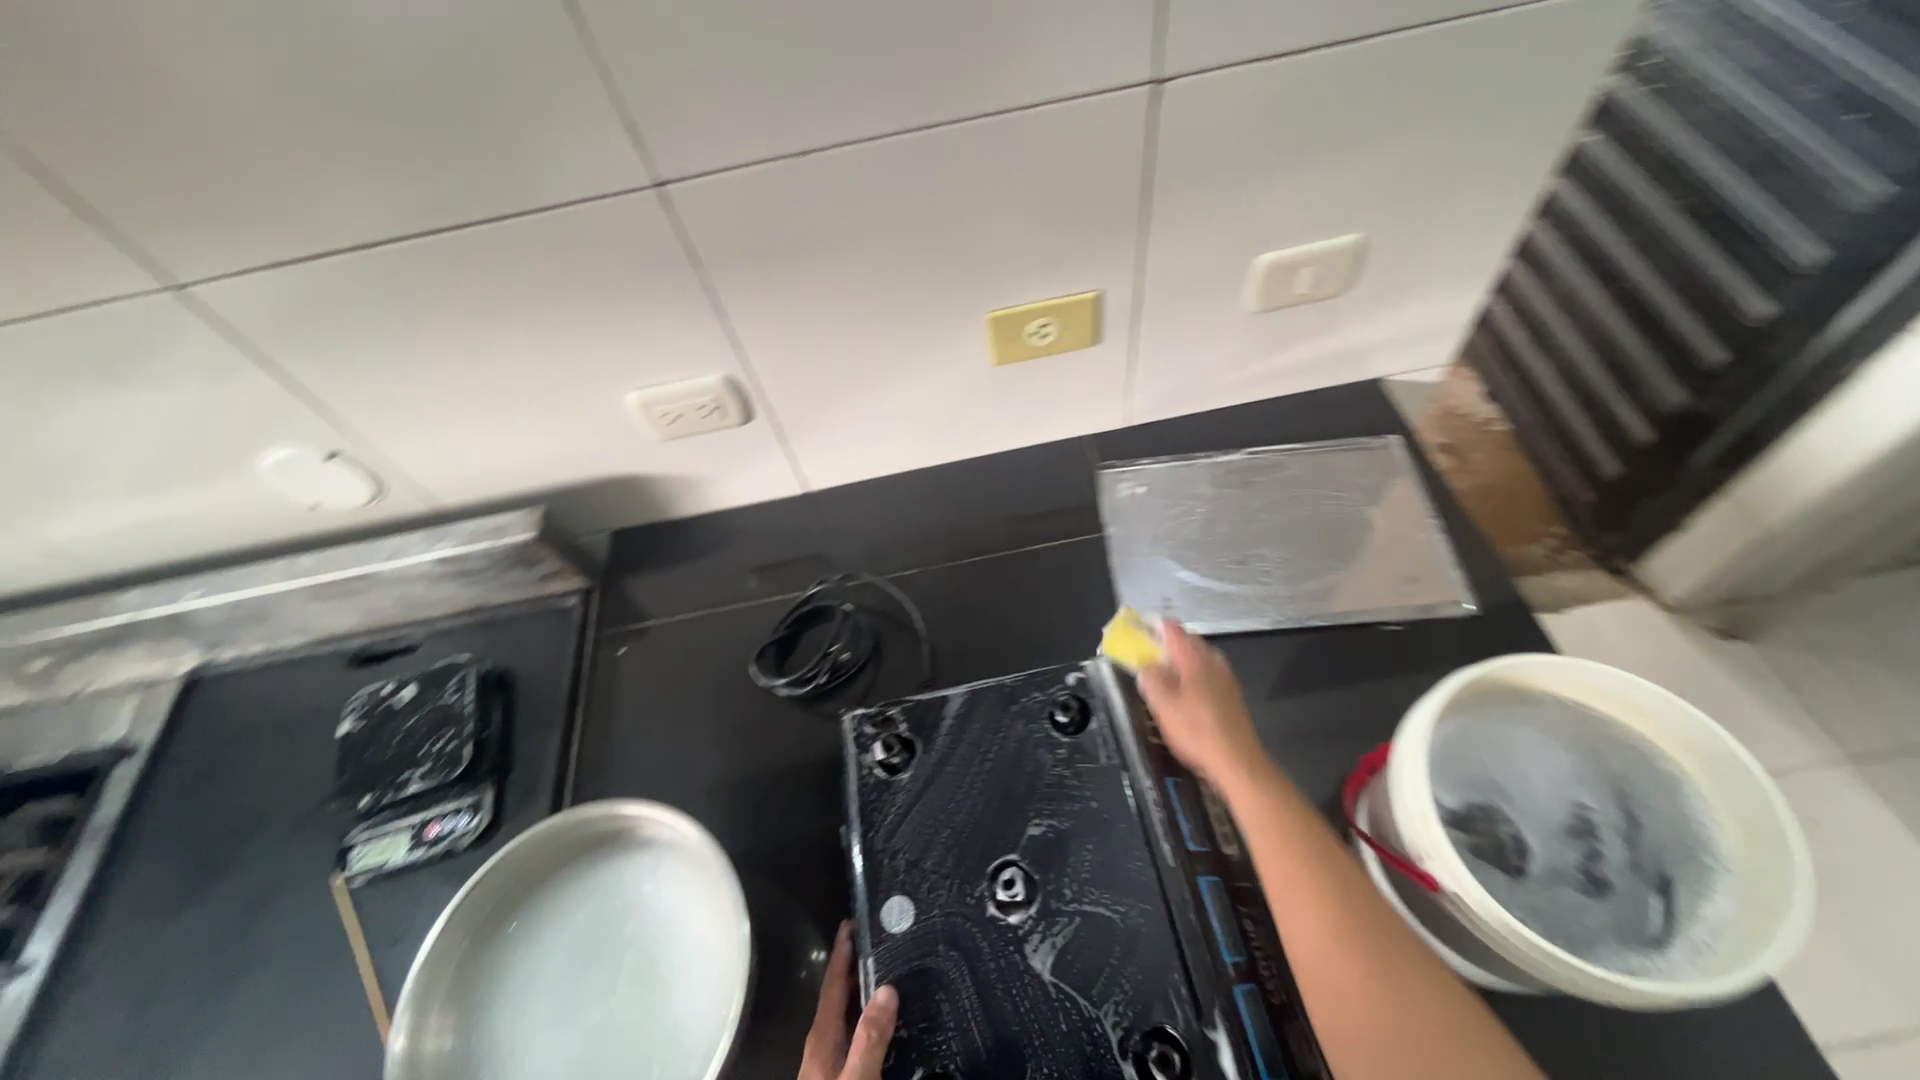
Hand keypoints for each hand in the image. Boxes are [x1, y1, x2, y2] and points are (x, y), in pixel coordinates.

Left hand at [799, 922, 898, 1079]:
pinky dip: (864, 1011)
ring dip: (859, 987)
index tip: (850, 922)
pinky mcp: (837, 1068)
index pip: (833, 983)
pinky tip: (880, 1016)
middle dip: (853, 964)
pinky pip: (851, 1027)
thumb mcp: (858, 1077)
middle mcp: (823, 1040)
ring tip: (883, 968)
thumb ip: (870, 1037)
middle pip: (837, 993)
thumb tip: (887, 988)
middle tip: (876, 939)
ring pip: (845, 1011)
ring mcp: (828, 1056)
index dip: (841, 952)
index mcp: (824, 1035)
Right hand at [1137, 620, 1268, 787]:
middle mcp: (1213, 663)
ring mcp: (1227, 679)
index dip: (1155, 625)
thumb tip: (1146, 665)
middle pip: (1189, 641)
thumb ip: (1151, 680)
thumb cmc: (1197, 732)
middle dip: (1168, 643)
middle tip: (1148, 654)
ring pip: (1201, 658)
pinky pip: (1209, 674)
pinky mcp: (1233, 696)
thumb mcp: (1163, 707)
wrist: (1238, 762)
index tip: (1139, 629)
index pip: (1174, 629)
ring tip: (1165, 674)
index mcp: (1194, 660)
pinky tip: (1187, 693)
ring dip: (1182, 660)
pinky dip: (1195, 675)